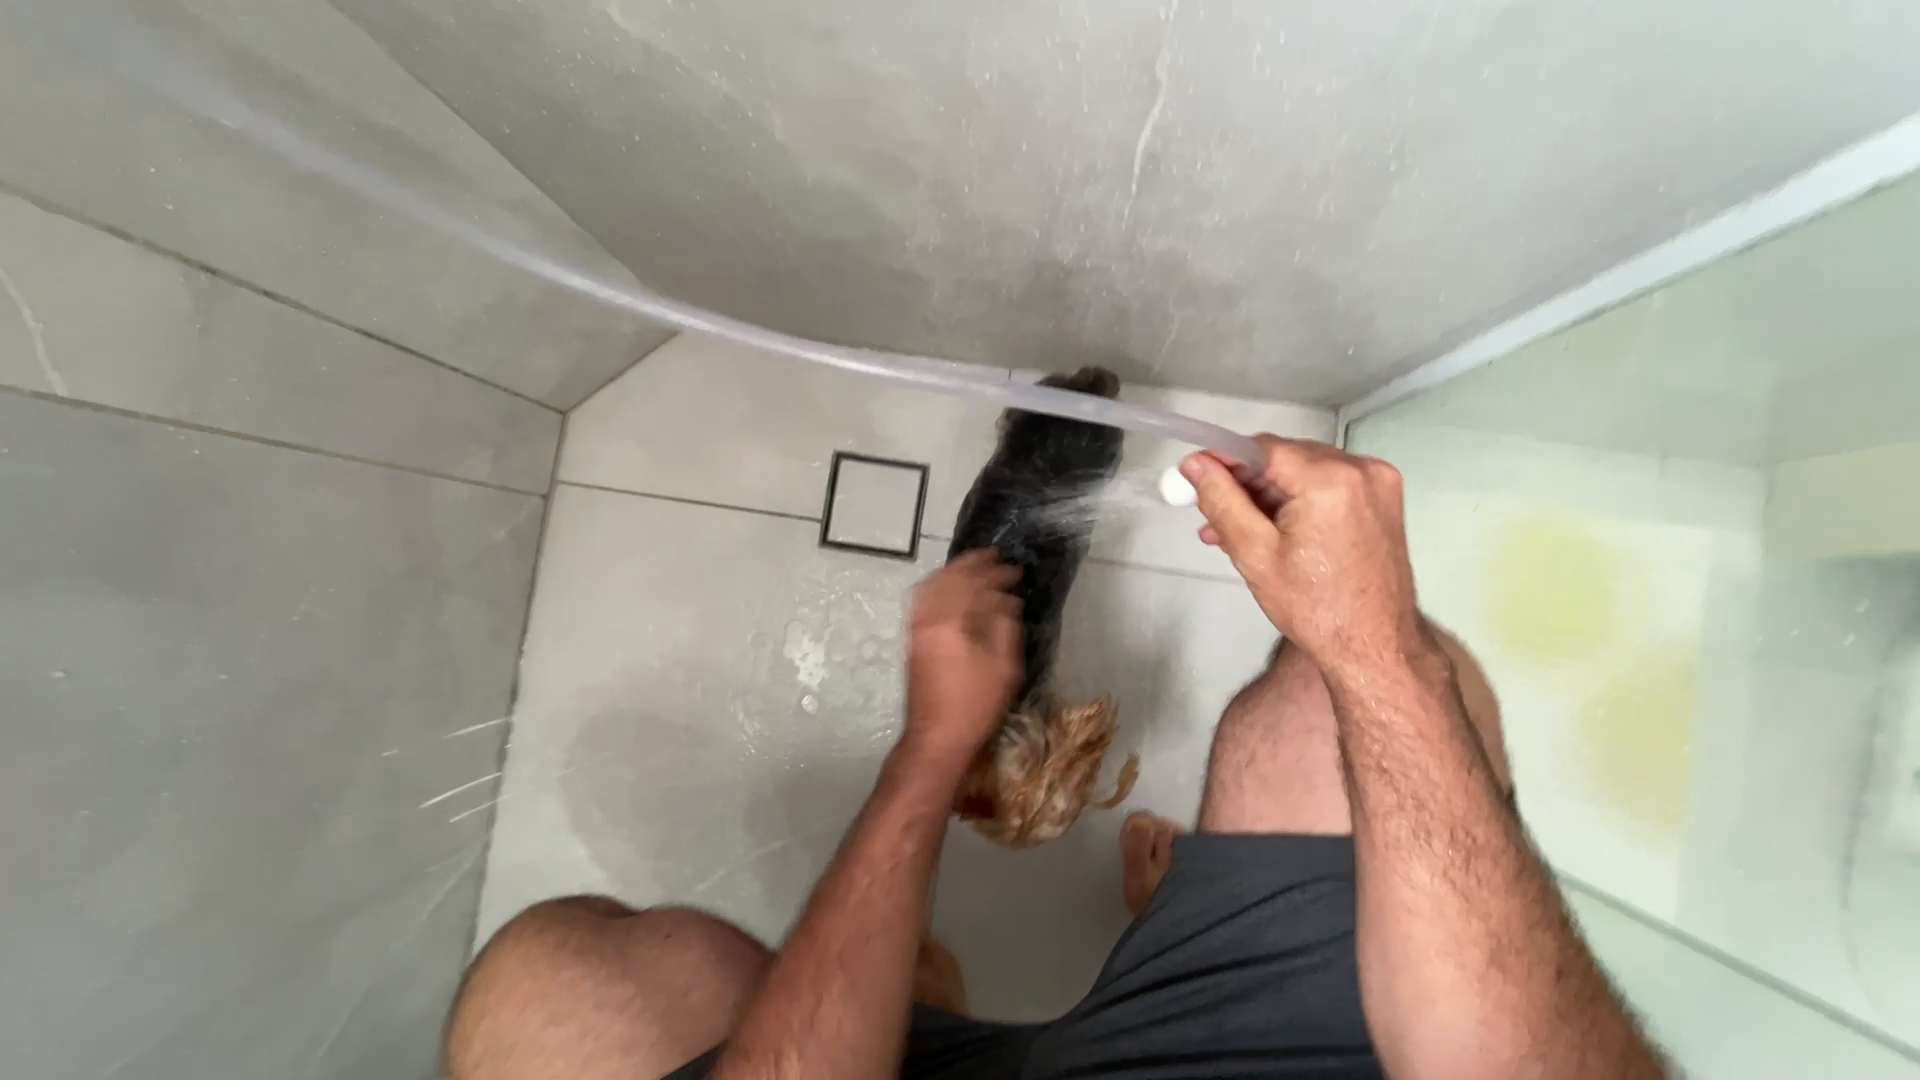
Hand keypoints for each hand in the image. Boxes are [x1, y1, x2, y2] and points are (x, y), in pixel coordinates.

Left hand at [901, 551, 1022, 767]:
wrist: (936, 737)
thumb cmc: (975, 705)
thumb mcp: (1003, 667)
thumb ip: (1005, 626)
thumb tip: (1007, 601)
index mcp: (951, 622)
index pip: (975, 584)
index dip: (998, 574)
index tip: (1016, 571)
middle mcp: (927, 617)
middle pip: (949, 577)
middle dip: (974, 564)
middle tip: (995, 558)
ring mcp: (915, 627)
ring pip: (931, 584)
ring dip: (954, 571)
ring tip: (975, 568)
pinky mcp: (911, 638)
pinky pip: (921, 598)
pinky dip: (937, 585)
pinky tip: (951, 589)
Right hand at [1182, 436, 1423, 671]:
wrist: (1374, 644)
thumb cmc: (1313, 607)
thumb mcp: (1254, 553)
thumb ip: (1221, 501)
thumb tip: (1194, 464)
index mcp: (1329, 481)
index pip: (1261, 449)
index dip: (1223, 459)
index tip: (1192, 476)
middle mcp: (1360, 469)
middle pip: (1283, 457)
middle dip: (1244, 482)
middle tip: (1211, 514)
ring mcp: (1377, 482)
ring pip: (1302, 470)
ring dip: (1266, 494)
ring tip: (1232, 531)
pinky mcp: (1382, 498)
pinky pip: (1326, 484)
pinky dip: (1295, 500)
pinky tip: (1270, 529)